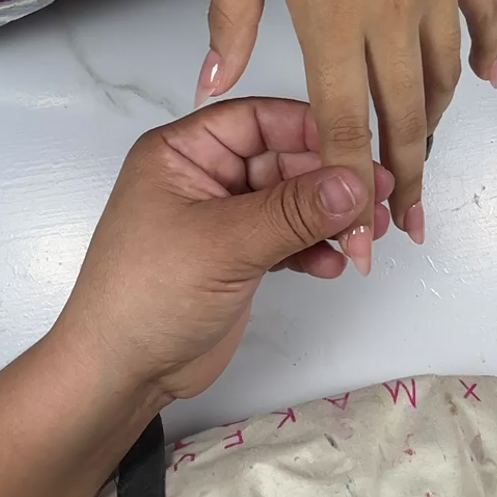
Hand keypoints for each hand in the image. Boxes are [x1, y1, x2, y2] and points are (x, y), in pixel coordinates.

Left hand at [51, 98, 393, 408]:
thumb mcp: (223, 245)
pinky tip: (334, 265)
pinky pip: (289, 237)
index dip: (309, 129)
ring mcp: (225, 216)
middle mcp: (206, 175)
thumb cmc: (145, 298)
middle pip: (283, 160)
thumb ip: (292, 212)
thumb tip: (353, 183)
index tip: (356, 148)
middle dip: (329, 182)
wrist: (120, 377)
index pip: (258, 120)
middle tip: (376, 199)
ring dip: (330, 218)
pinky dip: (313, 249)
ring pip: (292, 200)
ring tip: (367, 236)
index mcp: (184, 151)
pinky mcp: (240, 254)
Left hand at [201, 0, 496, 272]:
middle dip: (404, 178)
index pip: (340, 124)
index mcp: (332, 15)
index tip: (360, 237)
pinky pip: (484, 17)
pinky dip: (486, 55)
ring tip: (429, 160)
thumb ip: (231, 16)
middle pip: (404, 116)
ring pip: (446, 76)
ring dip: (439, 125)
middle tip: (407, 224)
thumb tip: (212, 81)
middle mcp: (393, 13)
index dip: (346, 187)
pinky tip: (484, 82)